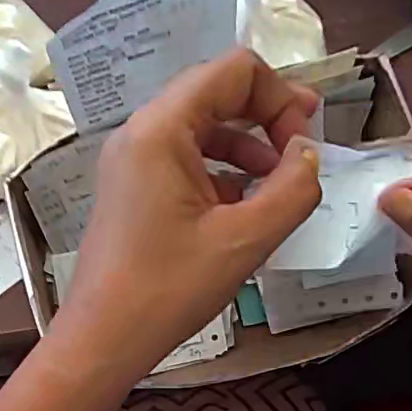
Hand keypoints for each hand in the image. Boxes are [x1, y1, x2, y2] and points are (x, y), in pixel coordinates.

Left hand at [50, 48, 321, 384]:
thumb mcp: (245, 240)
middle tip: (302, 152)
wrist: (103, 340)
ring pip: (199, 131)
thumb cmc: (169, 290)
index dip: (281, 97)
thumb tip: (308, 155)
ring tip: (277, 186)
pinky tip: (242, 210)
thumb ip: (293, 189)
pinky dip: (219, 175)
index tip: (304, 145)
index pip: (235, 71)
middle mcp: (140, 134)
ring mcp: (130, 164)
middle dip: (265, 118)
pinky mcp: (130, 192)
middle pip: (214, 95)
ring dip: (245, 149)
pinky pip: (182, 164)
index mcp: (161, 129)